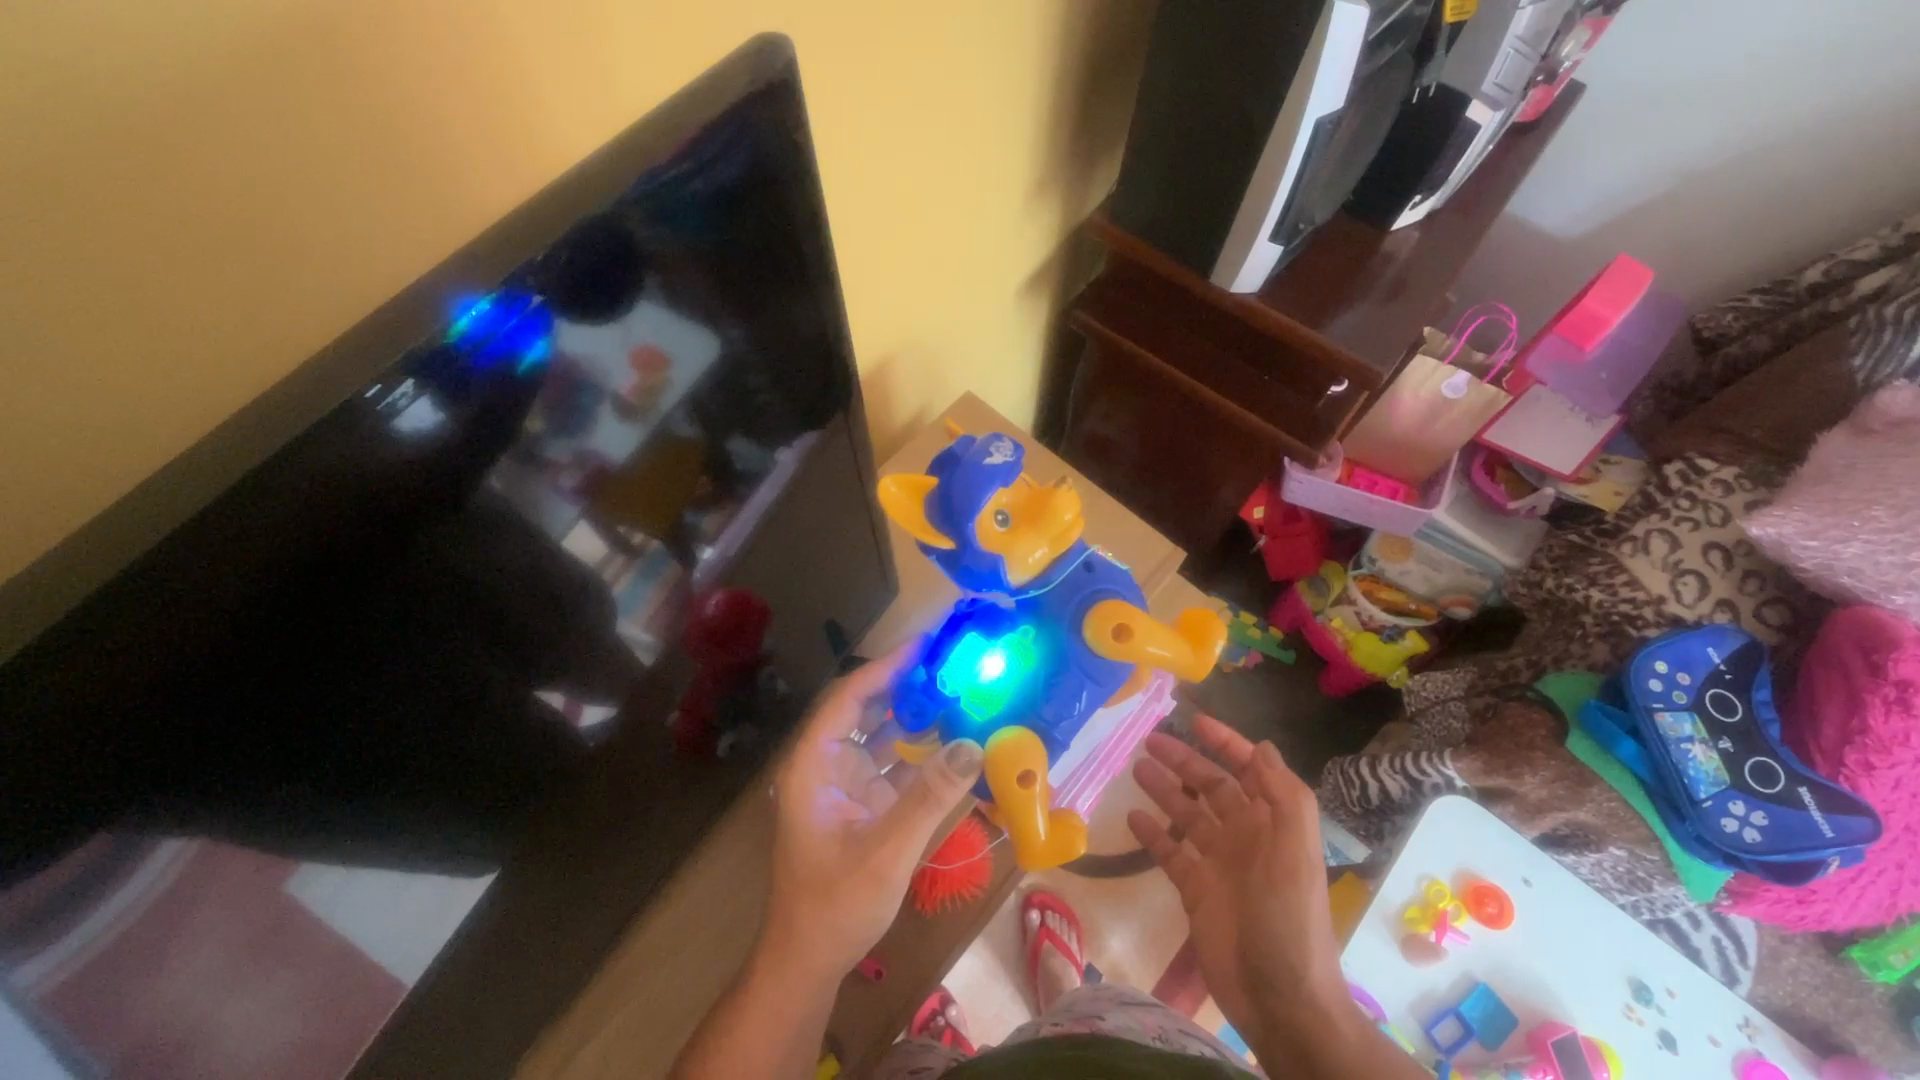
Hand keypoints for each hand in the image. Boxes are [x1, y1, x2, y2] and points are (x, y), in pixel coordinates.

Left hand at [761, 643, 984, 979]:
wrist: (809, 960)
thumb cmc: (835, 905)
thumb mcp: (886, 851)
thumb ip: (930, 797)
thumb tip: (974, 743)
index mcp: (812, 766)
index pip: (847, 699)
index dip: (884, 668)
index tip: (925, 646)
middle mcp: (826, 766)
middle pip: (865, 710)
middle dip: (905, 686)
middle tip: (951, 664)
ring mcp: (844, 786)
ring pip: (880, 736)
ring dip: (915, 717)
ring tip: (959, 693)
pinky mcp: (862, 806)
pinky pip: (893, 767)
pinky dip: (921, 753)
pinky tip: (956, 743)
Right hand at [1127, 715, 1355, 1061]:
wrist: (1280, 996)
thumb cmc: (1289, 919)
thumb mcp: (1295, 851)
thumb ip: (1282, 796)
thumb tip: (1262, 747)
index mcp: (1273, 822)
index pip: (1249, 769)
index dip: (1226, 742)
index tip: (1194, 720)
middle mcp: (1246, 837)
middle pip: (1212, 788)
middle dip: (1185, 762)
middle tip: (1148, 741)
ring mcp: (1219, 864)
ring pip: (1188, 816)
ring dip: (1165, 791)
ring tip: (1137, 769)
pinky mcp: (1196, 892)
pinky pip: (1171, 854)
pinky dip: (1153, 836)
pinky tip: (1132, 819)